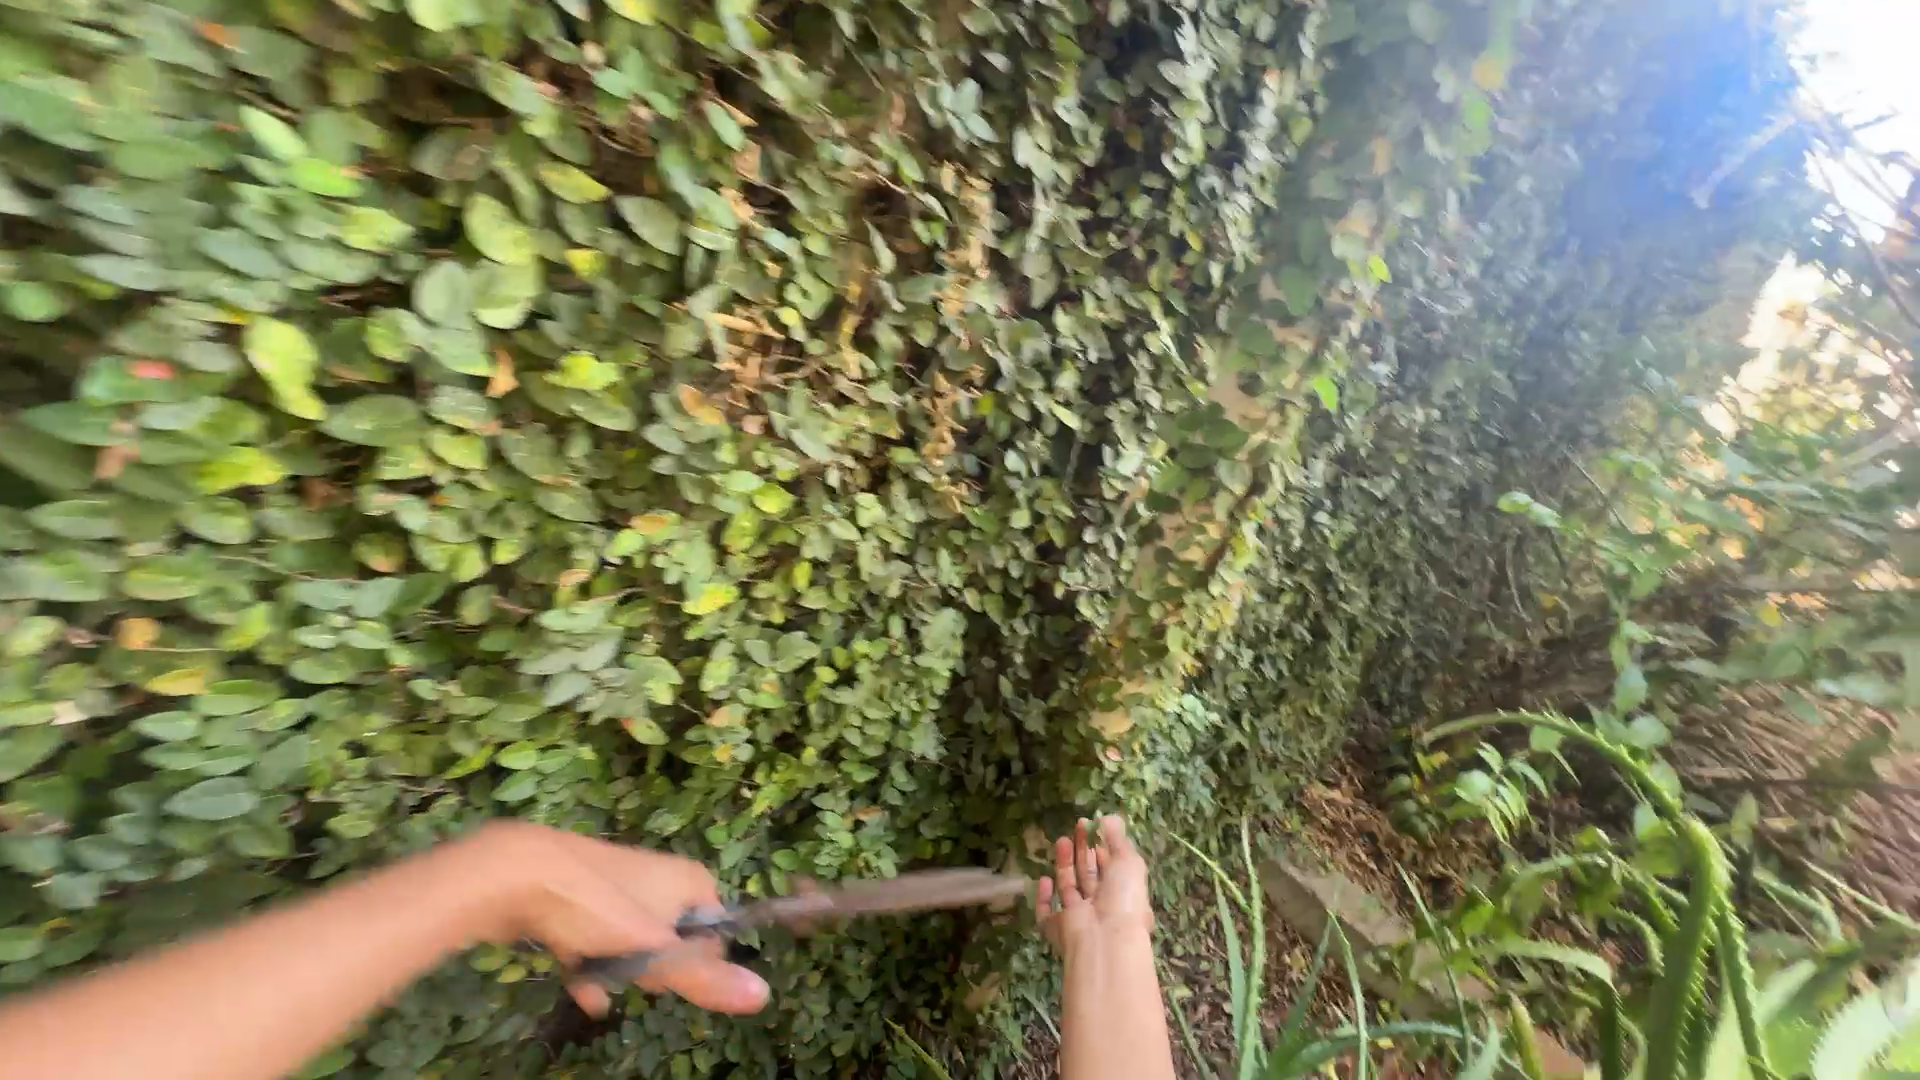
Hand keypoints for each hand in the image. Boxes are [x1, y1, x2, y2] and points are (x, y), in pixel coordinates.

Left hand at [465, 822, 769, 1017]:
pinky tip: (578, 984)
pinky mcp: (590, 894)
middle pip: (672, 940)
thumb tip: (764, 997)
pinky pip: (602, 936)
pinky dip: (592, 961)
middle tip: (627, 973)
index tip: (662, 974)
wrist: (525, 873)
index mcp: (692, 881)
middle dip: (648, 967)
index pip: (713, 934)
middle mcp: (665, 877)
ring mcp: (626, 885)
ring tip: (595, 984)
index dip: (690, 963)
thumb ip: (705, 976)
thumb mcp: (657, 948)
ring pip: (633, 942)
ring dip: (616, 970)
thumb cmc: (602, 906)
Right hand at [1035, 815, 1152, 955]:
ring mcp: (1079, 918)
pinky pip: (1047, 914)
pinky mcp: (1058, 929)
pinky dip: (1044, 898)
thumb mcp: (1128, 861)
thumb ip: (1118, 838)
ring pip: (1069, 887)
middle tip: (1078, 825)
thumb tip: (1108, 817)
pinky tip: (1044, 879)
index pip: (1112, 868)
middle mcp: (1101, 908)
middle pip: (1090, 875)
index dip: (1103, 846)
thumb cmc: (1122, 898)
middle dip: (1084, 850)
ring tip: (1063, 839)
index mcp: (1123, 896)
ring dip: (1066, 863)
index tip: (1095, 825)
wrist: (1104, 939)